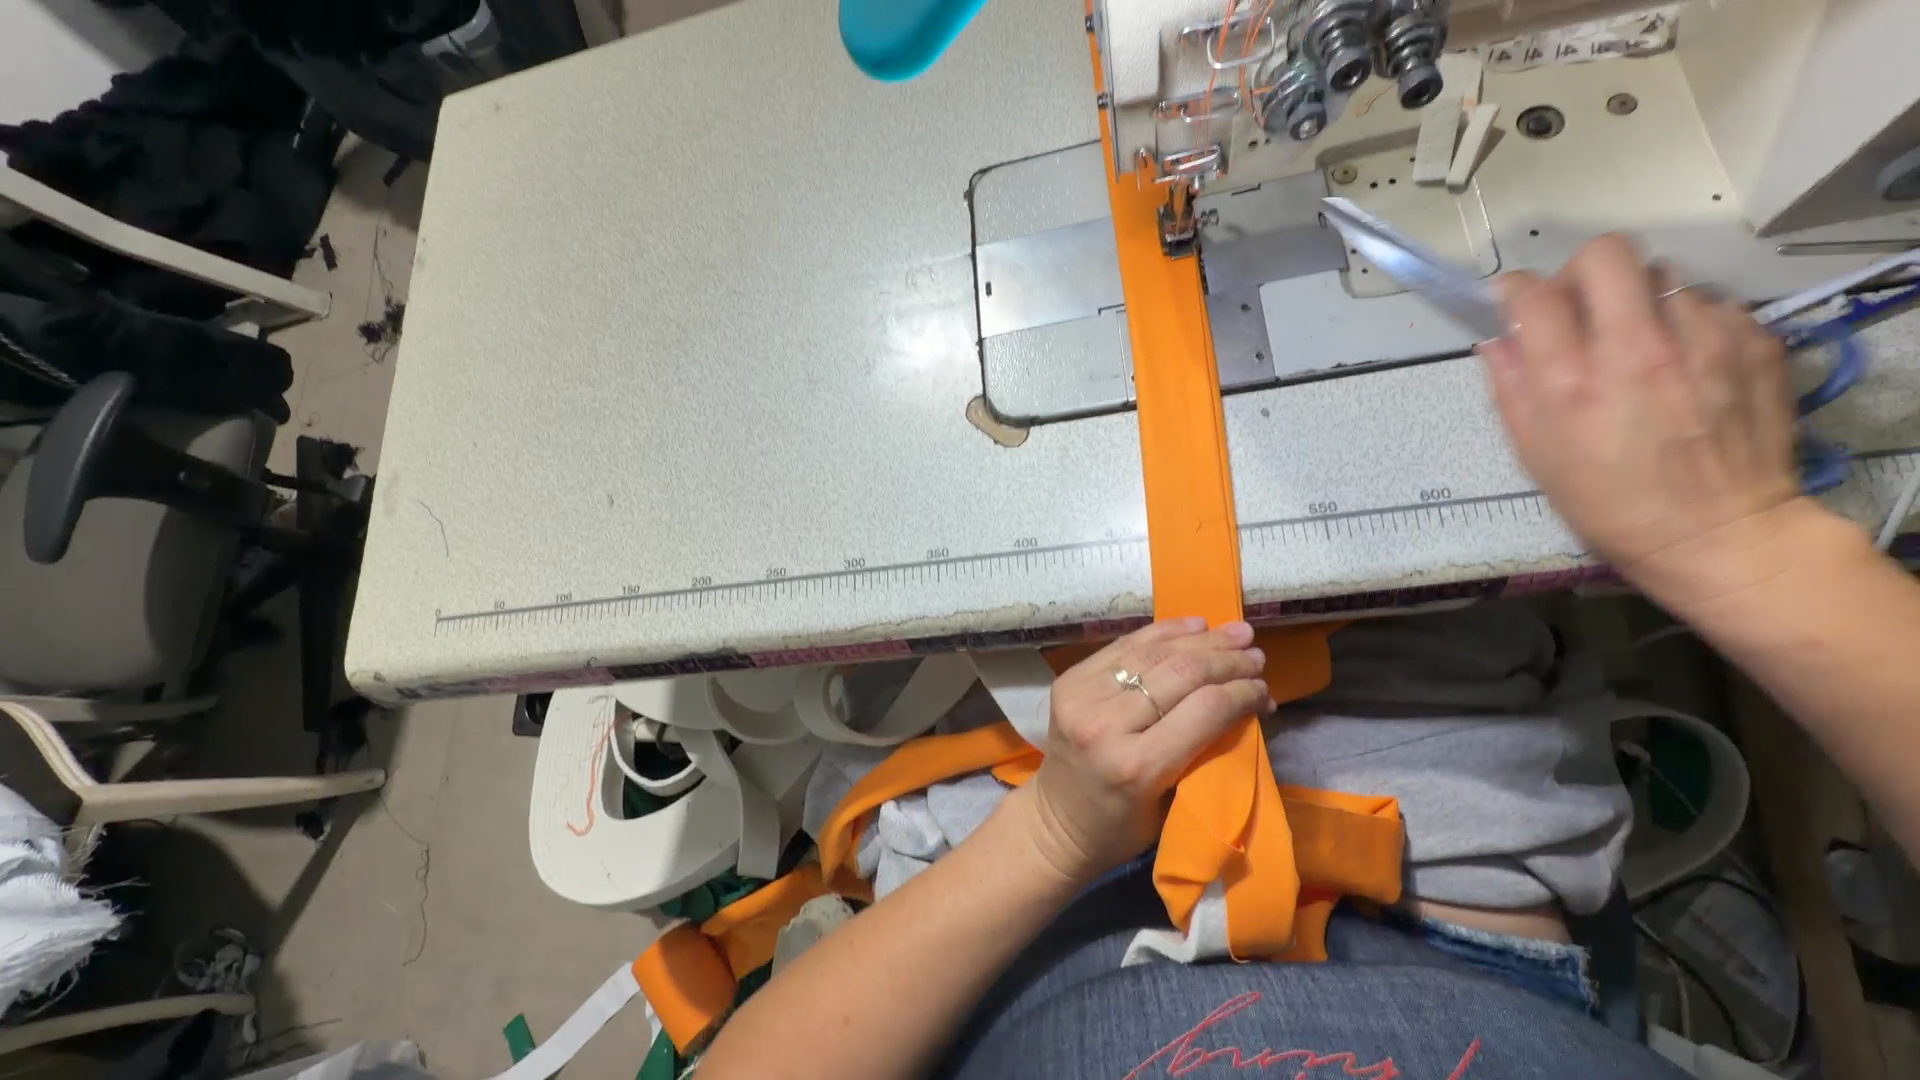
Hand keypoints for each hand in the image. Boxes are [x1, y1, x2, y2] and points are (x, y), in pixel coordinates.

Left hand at [1016, 617, 1269, 884]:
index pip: (1205, 709)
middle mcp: (1106, 724)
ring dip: (1201, 640)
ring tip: (1236, 634)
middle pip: (1182, 673)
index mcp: (1137, 766)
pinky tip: (1194, 626)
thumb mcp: (1175, 802)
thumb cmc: (1123, 827)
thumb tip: (1248, 701)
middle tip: (1257, 656)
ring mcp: (1082, 696)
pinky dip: (1162, 633)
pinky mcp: (1069, 680)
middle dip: (1227, 661)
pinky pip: (1124, 647)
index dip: (1242, 692)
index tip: (1265, 690)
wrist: (1055, 822)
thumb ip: (1206, 751)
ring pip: (1153, 653)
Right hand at [1481, 234, 1825, 609]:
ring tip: (1642, 343)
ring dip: (1641, 301)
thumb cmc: (1609, 503)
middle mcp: (1636, 348)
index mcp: (1571, 381)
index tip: (1516, 302)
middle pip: (1606, 255)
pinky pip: (1712, 304)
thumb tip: (1498, 342)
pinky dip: (1689, 323)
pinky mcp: (1756, 342)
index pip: (1534, 295)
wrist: (1718, 533)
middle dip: (1582, 272)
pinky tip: (1686, 363)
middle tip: (1581, 306)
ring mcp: (1704, 340)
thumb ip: (1511, 389)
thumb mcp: (1536, 454)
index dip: (1516, 290)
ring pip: (1664, 276)